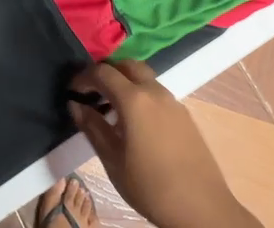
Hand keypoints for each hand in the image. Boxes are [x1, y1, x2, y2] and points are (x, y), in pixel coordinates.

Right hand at [69, 61, 259, 227]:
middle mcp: (155, 92)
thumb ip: (93, 128)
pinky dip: (141, 96)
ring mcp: (173, 102)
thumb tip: (76, 105)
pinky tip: (136, 124)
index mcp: (134, 99)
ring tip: (112, 109)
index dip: (84, 77)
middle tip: (92, 92)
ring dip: (126, 83)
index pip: (103, 72)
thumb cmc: (150, 187)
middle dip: (107, 73)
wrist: (201, 208)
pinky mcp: (185, 115)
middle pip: (127, 66)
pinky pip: (157, 93)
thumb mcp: (113, 161)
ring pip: (145, 78)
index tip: (72, 90)